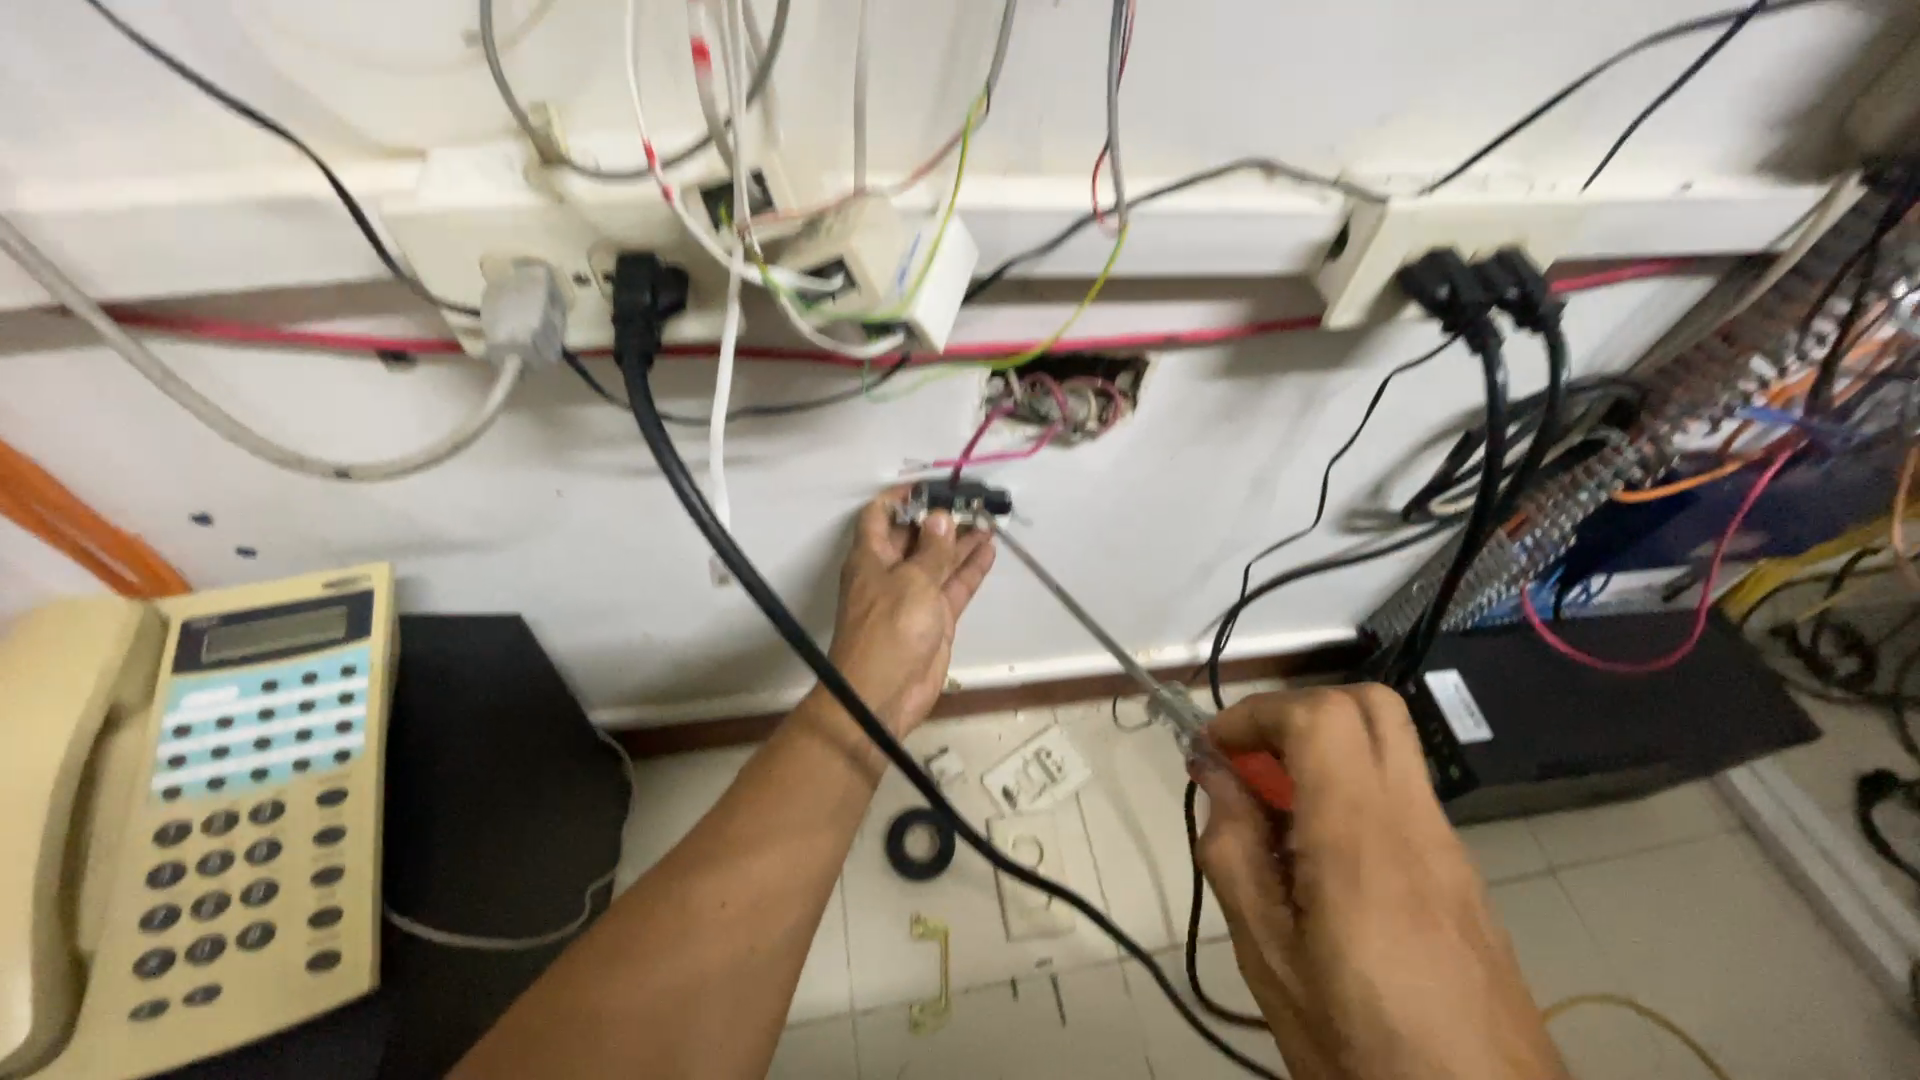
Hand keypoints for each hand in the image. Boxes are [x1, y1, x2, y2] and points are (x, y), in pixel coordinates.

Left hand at [816, 489, 995, 736]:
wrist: (883, 694)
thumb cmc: (889, 629)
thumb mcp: (912, 582)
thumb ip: (932, 550)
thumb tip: (941, 517)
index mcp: (870, 557)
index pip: (879, 515)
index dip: (901, 497)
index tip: (931, 485)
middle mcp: (890, 572)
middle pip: (915, 536)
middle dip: (940, 517)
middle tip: (972, 499)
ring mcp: (914, 596)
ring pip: (940, 560)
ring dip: (961, 540)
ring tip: (988, 518)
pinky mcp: (935, 619)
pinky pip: (954, 586)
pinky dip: (970, 568)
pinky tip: (989, 549)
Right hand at [1194, 685, 1568, 1079]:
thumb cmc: (1360, 1046)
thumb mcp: (1267, 956)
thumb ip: (1232, 851)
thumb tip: (1214, 775)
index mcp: (1361, 840)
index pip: (1318, 717)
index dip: (1255, 714)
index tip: (1212, 750)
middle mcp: (1415, 823)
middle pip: (1368, 706)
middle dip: (1295, 711)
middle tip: (1250, 760)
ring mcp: (1449, 845)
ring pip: (1389, 745)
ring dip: (1323, 747)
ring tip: (1273, 808)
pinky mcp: (1461, 873)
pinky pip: (1402, 791)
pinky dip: (1350, 784)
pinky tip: (1317, 853)